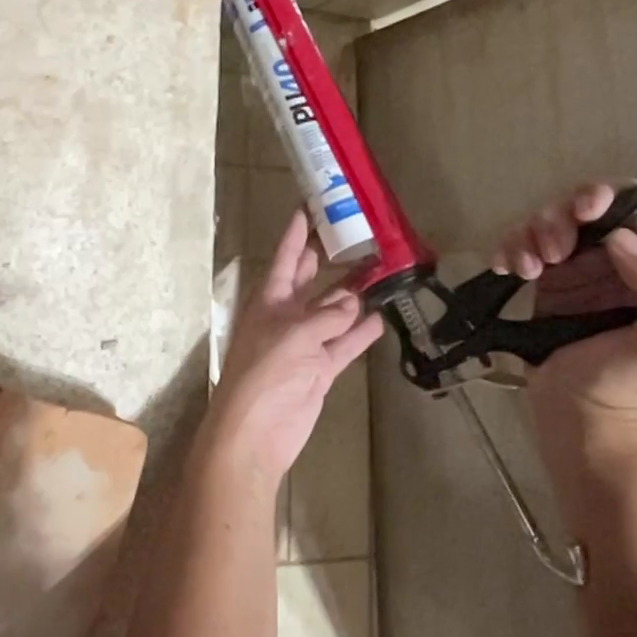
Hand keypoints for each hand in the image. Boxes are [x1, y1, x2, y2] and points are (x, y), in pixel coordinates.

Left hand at [207, 210, 384, 481]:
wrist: (256, 430)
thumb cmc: (264, 374)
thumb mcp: (294, 336)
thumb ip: (326, 317)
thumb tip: (354, 303)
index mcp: (268, 300)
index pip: (284, 258)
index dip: (296, 233)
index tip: (308, 206)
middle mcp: (286, 316)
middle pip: (310, 280)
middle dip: (328, 259)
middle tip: (355, 235)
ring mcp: (304, 343)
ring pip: (333, 312)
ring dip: (353, 295)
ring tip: (380, 272)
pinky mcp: (320, 369)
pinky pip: (344, 344)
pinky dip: (360, 333)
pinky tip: (379, 319)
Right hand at [490, 181, 636, 426]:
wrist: (579, 418)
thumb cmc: (628, 383)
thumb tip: (618, 238)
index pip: (635, 207)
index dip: (606, 196)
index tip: (582, 212)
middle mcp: (613, 259)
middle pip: (581, 207)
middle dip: (558, 219)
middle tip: (549, 255)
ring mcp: (573, 270)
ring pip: (545, 222)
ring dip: (529, 235)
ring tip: (526, 271)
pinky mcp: (540, 283)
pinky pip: (518, 246)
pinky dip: (507, 249)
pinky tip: (506, 271)